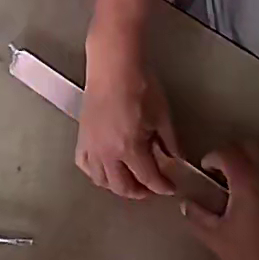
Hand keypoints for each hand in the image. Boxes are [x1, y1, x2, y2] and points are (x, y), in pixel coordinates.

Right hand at [76, 51, 180, 198]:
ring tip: (131, 181)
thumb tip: (176, 158)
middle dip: (140, 192)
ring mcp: (92, 146)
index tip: (170, 187)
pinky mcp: (82, 137)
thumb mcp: (163, 116)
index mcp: (130, 148)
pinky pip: (85, 164)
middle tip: (152, 188)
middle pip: (123, 186)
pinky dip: (96, 173)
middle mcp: (107, 152)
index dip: (162, 186)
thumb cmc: (139, 85)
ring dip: (117, 186)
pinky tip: (105, 169)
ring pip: (101, 180)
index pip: (148, 178)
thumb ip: (170, 142)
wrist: (114, 67)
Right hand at [182, 143, 258, 259]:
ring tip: (244, 184)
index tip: (205, 170)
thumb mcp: (217, 239)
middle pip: (252, 147)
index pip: (227, 152)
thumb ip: (198, 216)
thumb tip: (187, 203)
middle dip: (234, 154)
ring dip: (256, 162)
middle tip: (222, 174)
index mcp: (248, 181)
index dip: (212, 157)